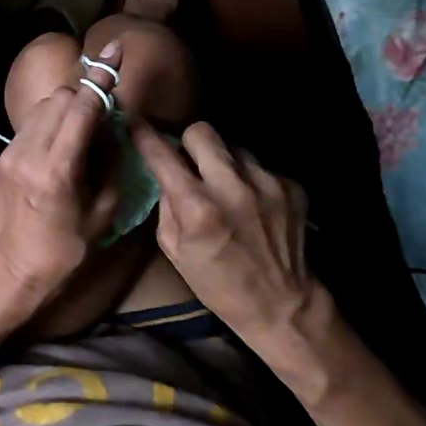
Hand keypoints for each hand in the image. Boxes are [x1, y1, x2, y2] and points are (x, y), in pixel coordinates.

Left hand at [0, 41, 123, 298]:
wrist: (17, 266)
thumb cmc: (68, 247)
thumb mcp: (105, 209)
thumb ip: (111, 158)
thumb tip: (114, 121)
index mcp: (57, 170)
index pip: (81, 108)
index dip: (101, 78)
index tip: (116, 52)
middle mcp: (28, 153)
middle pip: (60, 97)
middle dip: (86, 96)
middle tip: (105, 117)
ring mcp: (11, 152)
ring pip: (44, 105)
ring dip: (68, 106)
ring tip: (85, 131)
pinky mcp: (5, 154)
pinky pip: (33, 121)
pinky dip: (53, 119)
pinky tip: (65, 141)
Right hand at [128, 119, 334, 367]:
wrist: (283, 305)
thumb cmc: (217, 283)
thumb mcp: (174, 249)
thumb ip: (166, 204)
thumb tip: (163, 171)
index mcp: (198, 208)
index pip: (163, 154)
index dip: (143, 134)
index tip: (134, 121)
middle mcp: (233, 187)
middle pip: (202, 131)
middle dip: (188, 142)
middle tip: (188, 162)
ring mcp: (268, 184)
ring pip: (233, 146)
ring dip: (221, 162)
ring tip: (224, 188)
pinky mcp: (291, 187)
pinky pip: (258, 166)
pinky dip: (248, 179)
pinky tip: (250, 204)